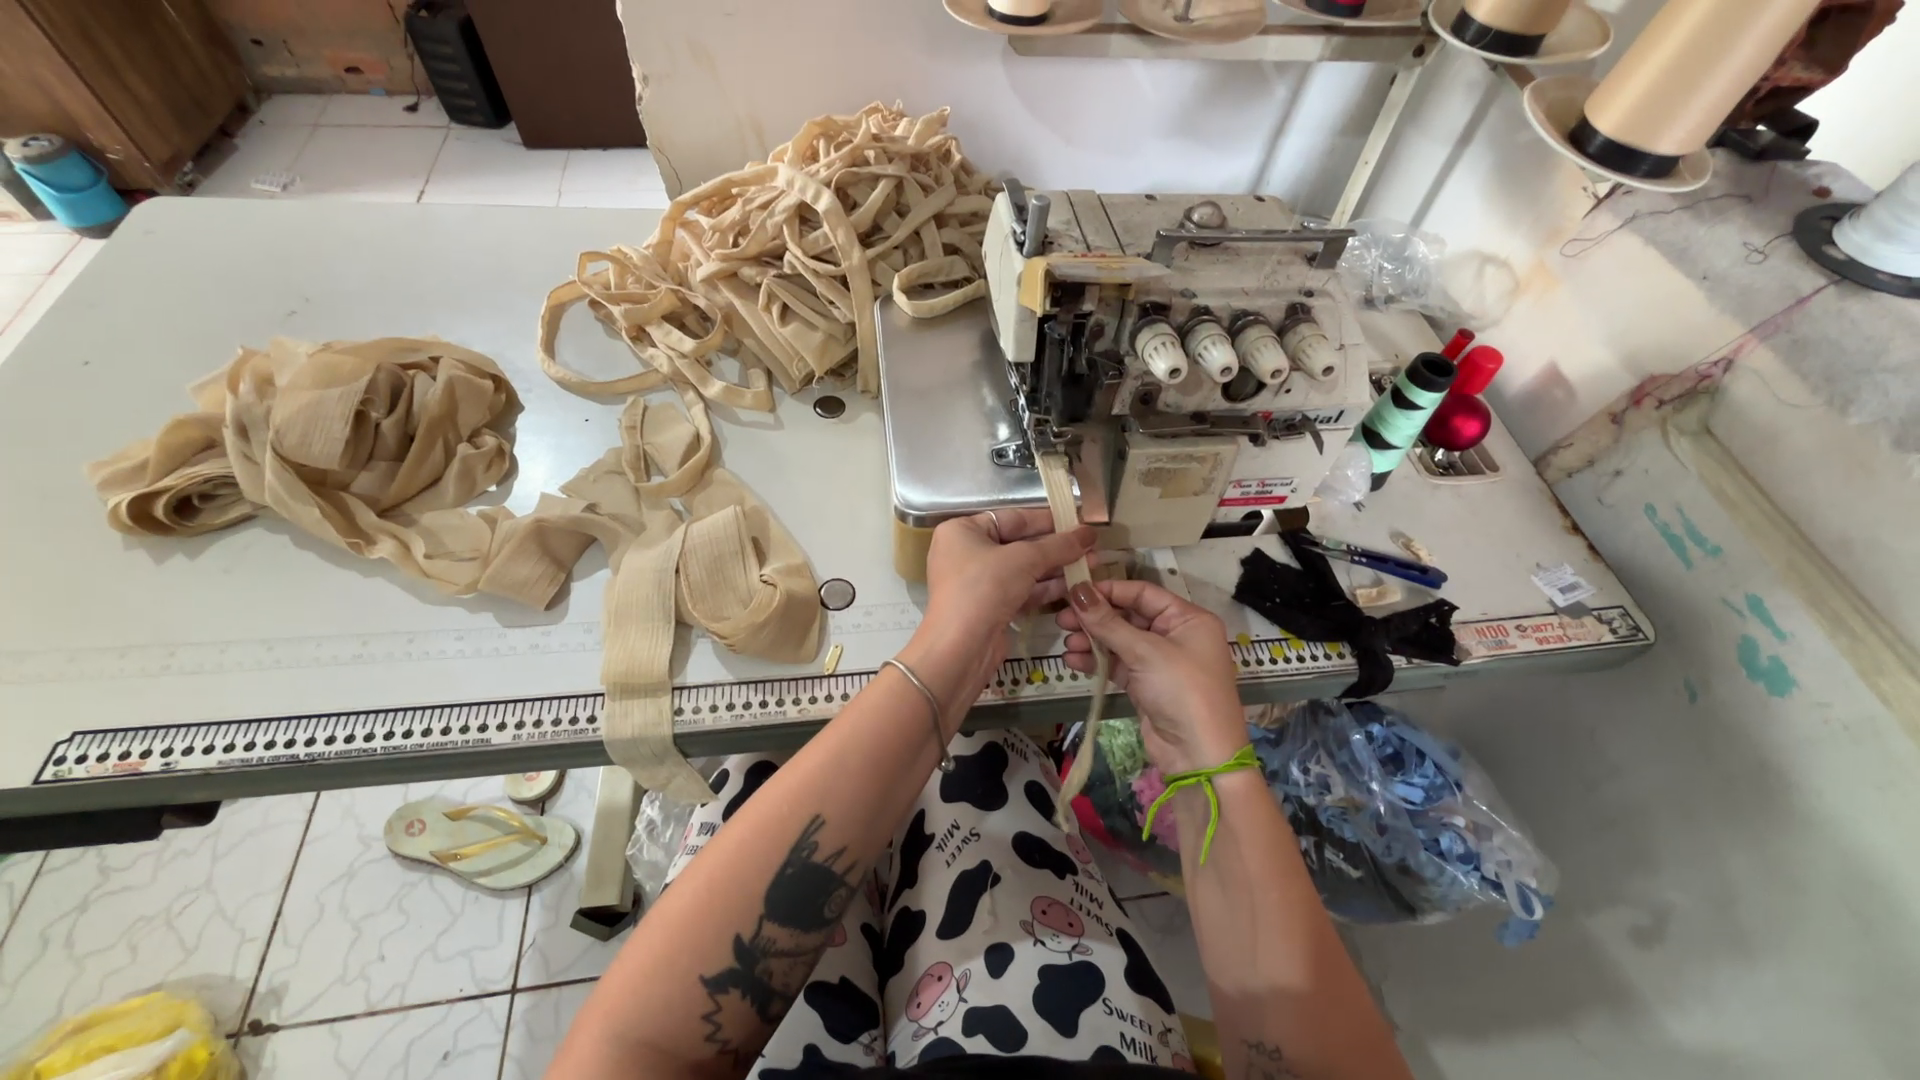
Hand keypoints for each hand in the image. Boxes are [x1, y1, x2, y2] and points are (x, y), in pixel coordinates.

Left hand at [901, 509, 1095, 725]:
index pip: (1012, 518)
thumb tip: (1089, 533)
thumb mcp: (1024, 559)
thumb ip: (1059, 545)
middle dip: (1056, 547)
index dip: (1047, 519)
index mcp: (962, 531)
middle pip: (1019, 544)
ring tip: (1092, 564)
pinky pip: (1021, 590)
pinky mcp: (990, 608)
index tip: (1078, 521)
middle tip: (1091, 547)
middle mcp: (966, 553)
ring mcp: (978, 583)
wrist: (961, 648)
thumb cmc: (985, 588)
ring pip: (1023, 570)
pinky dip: (1045, 588)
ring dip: (1056, 568)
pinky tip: (1075, 585)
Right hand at [1056, 580, 1247, 773]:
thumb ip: (1108, 623)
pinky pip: (1117, 664)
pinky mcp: (1146, 685)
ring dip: (1092, 641)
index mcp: (1187, 619)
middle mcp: (1176, 635)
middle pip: (1128, 616)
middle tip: (1062, 619)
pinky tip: (1073, 661)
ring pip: (1119, 641)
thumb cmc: (1181, 691)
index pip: (1142, 593)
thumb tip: (1077, 591)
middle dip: (1095, 618)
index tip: (1074, 591)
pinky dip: (1096, 661)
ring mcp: (1160, 662)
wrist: (1199, 755)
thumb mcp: (1145, 652)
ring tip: (1066, 644)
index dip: (1108, 591)